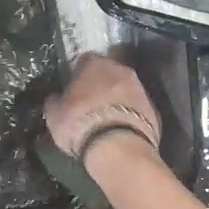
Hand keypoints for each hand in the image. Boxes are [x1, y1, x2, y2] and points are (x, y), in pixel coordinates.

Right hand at [44, 52, 161, 168]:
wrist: (118, 148)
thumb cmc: (80, 125)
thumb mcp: (54, 116)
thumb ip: (55, 102)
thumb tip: (55, 99)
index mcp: (94, 64)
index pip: (84, 61)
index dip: (78, 75)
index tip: (73, 90)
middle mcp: (121, 69)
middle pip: (109, 73)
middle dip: (100, 86)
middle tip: (91, 105)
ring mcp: (140, 88)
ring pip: (125, 90)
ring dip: (117, 100)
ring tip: (107, 121)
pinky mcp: (153, 110)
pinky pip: (138, 109)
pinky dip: (130, 117)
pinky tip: (122, 132)